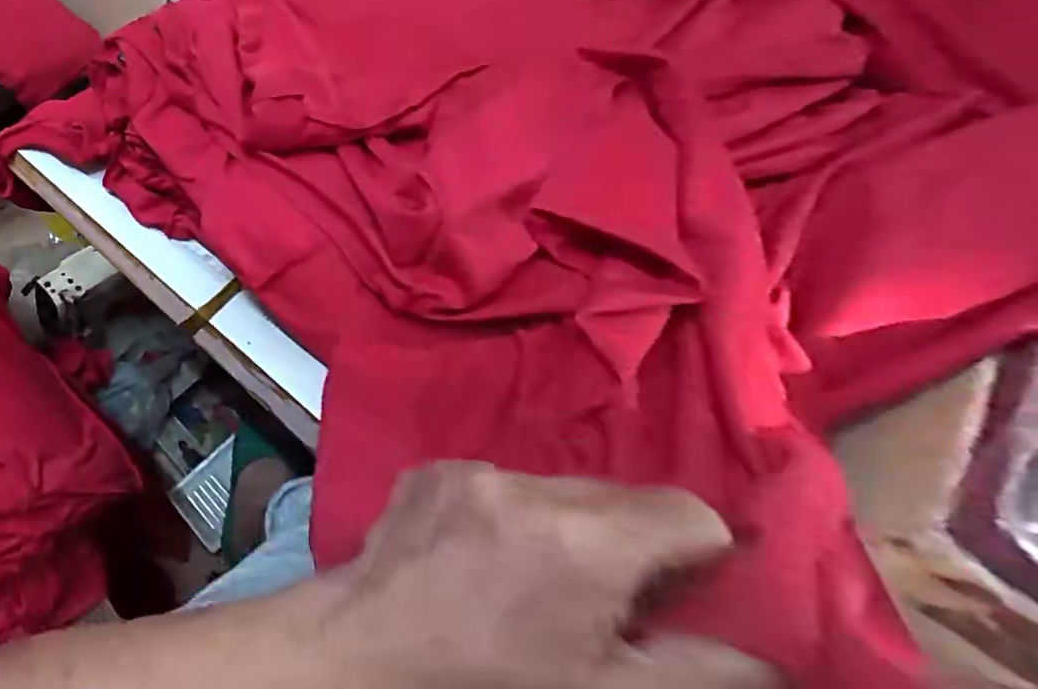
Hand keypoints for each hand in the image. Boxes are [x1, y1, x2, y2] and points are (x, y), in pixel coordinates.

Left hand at [312, 462, 781, 688]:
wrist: (371, 644)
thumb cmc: (494, 679)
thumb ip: (706, 672)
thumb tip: (765, 651)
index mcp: (576, 536)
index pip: (683, 510)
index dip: (703, 554)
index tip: (690, 592)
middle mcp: (519, 484)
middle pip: (614, 496)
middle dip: (630, 541)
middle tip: (613, 599)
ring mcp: (465, 469)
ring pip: (551, 487)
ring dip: (566, 526)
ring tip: (539, 580)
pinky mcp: (428, 470)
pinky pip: (496, 483)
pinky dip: (509, 512)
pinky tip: (487, 556)